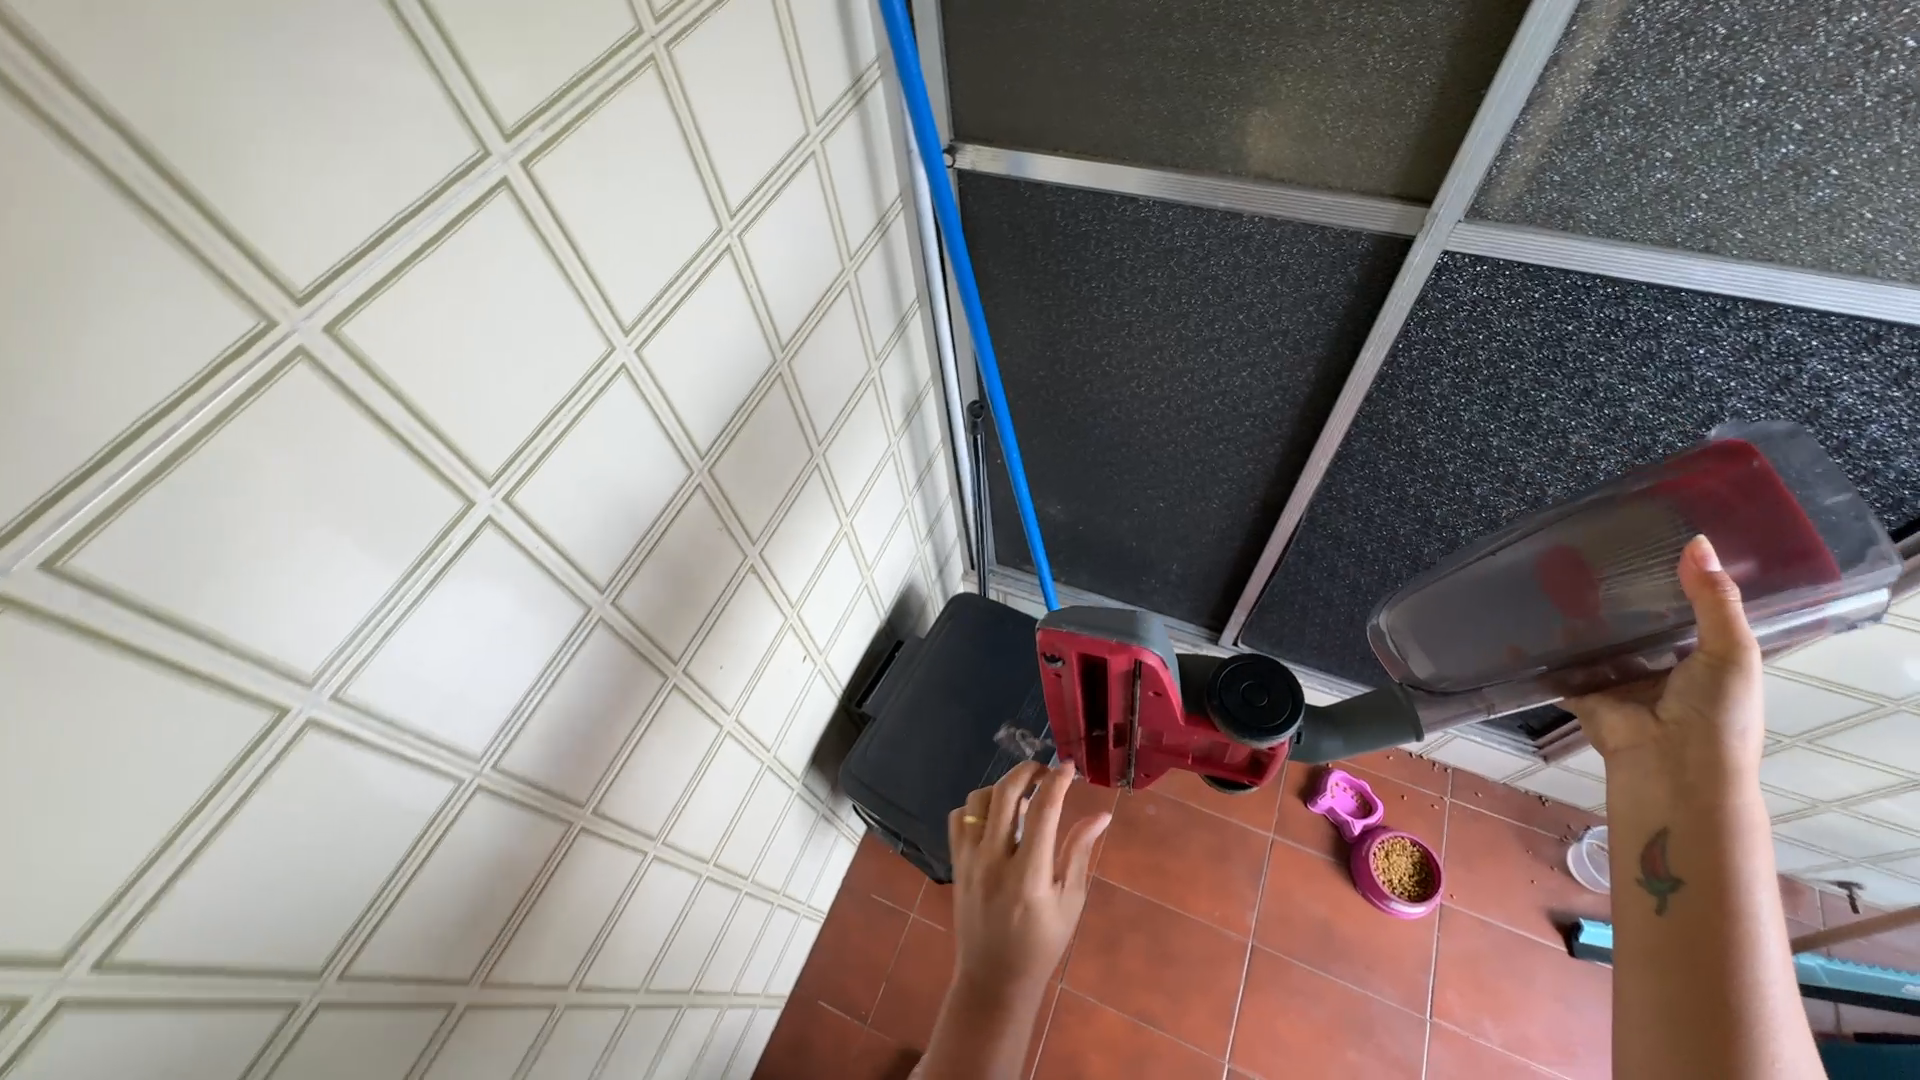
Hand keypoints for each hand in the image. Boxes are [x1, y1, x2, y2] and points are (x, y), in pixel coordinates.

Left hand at [946, 760, 1110, 996]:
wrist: (993, 978)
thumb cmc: (1041, 945)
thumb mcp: (1069, 902)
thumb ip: (1079, 853)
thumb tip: (1100, 815)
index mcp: (1028, 876)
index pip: (1042, 811)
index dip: (1057, 782)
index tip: (1069, 766)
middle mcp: (993, 861)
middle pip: (1003, 794)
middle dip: (1026, 771)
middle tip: (1045, 771)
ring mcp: (969, 861)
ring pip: (977, 800)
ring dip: (1001, 788)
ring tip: (1022, 797)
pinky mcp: (956, 863)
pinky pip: (959, 819)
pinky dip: (976, 807)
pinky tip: (995, 818)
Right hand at [1562, 534, 1765, 784]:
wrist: (1671, 764)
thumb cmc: (1716, 712)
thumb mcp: (1731, 651)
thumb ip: (1714, 600)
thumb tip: (1697, 540)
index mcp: (1700, 655)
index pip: (1682, 608)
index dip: (1668, 578)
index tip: (1643, 539)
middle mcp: (1657, 665)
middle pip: (1632, 622)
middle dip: (1611, 595)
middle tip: (1583, 553)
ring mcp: (1616, 679)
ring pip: (1593, 641)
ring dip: (1575, 619)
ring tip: (1547, 575)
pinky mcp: (1580, 691)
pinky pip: (1558, 666)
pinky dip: (1539, 650)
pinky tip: (1520, 621)